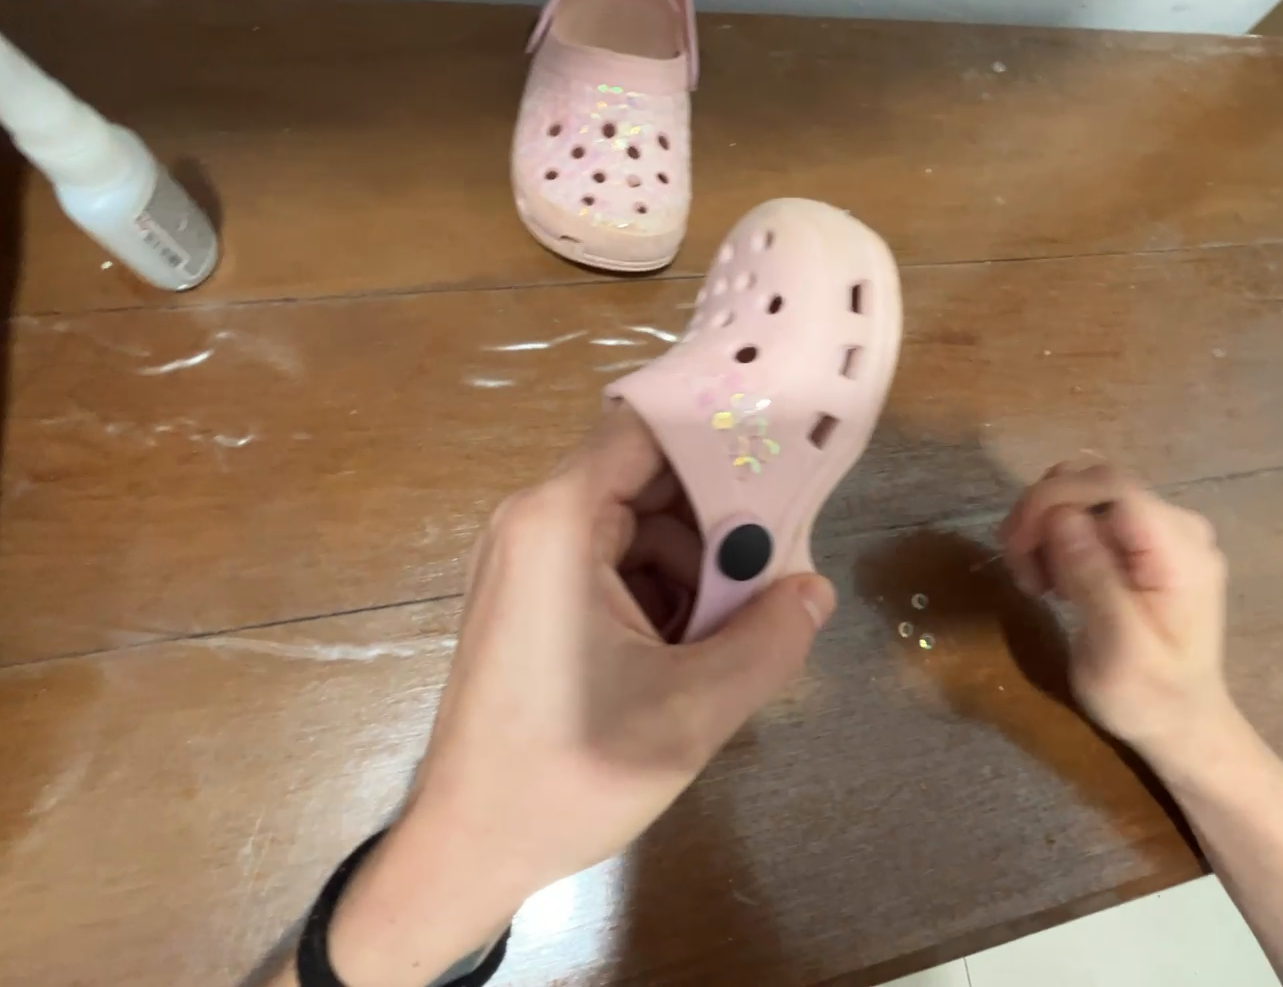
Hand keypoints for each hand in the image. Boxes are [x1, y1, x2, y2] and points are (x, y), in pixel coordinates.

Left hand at [321, 405, 835, 986]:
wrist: (465, 853)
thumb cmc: (568, 774)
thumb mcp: (692, 712)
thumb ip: (770, 642)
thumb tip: (817, 590)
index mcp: (560, 522)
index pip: (647, 429)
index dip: (716, 431)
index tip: (781, 448)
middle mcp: (537, 522)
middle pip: (649, 479)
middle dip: (718, 516)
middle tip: (777, 556)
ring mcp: (530, 559)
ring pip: (640, 525)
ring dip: (695, 564)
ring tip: (733, 623)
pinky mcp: (534, 595)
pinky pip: (616, 562)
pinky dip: (663, 589)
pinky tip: (688, 647)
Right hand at [997, 462, 1231, 762]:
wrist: (1179, 726)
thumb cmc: (1149, 698)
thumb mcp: (1118, 650)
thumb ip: (1094, 579)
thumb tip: (1060, 517)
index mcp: (1180, 548)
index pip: (1110, 485)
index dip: (1054, 499)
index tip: (1018, 544)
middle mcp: (1174, 526)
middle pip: (1090, 481)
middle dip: (1040, 514)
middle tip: (1018, 568)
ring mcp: (1156, 532)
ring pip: (1078, 492)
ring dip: (1041, 527)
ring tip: (1034, 581)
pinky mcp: (1137, 543)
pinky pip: (1082, 515)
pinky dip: (1051, 538)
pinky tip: (1049, 579)